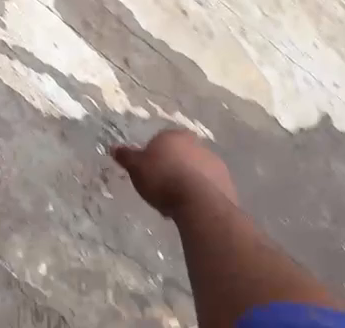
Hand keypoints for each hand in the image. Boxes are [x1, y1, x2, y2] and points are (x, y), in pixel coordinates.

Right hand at [111, 128, 237, 218]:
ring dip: (189, 182)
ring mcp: (217, 166)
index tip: (149, 172)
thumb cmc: (163, 179)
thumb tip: (114, 148)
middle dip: (174, 168)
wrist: (200, 204)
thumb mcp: (136, 167)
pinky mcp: (230, 187)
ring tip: (176, 202)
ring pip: (198, 172)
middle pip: (182, 156)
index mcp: (176, 136)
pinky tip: (191, 208)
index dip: (155, 156)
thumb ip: (126, 156)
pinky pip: (210, 189)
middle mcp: (199, 146)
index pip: (163, 141)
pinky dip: (202, 195)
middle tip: (162, 186)